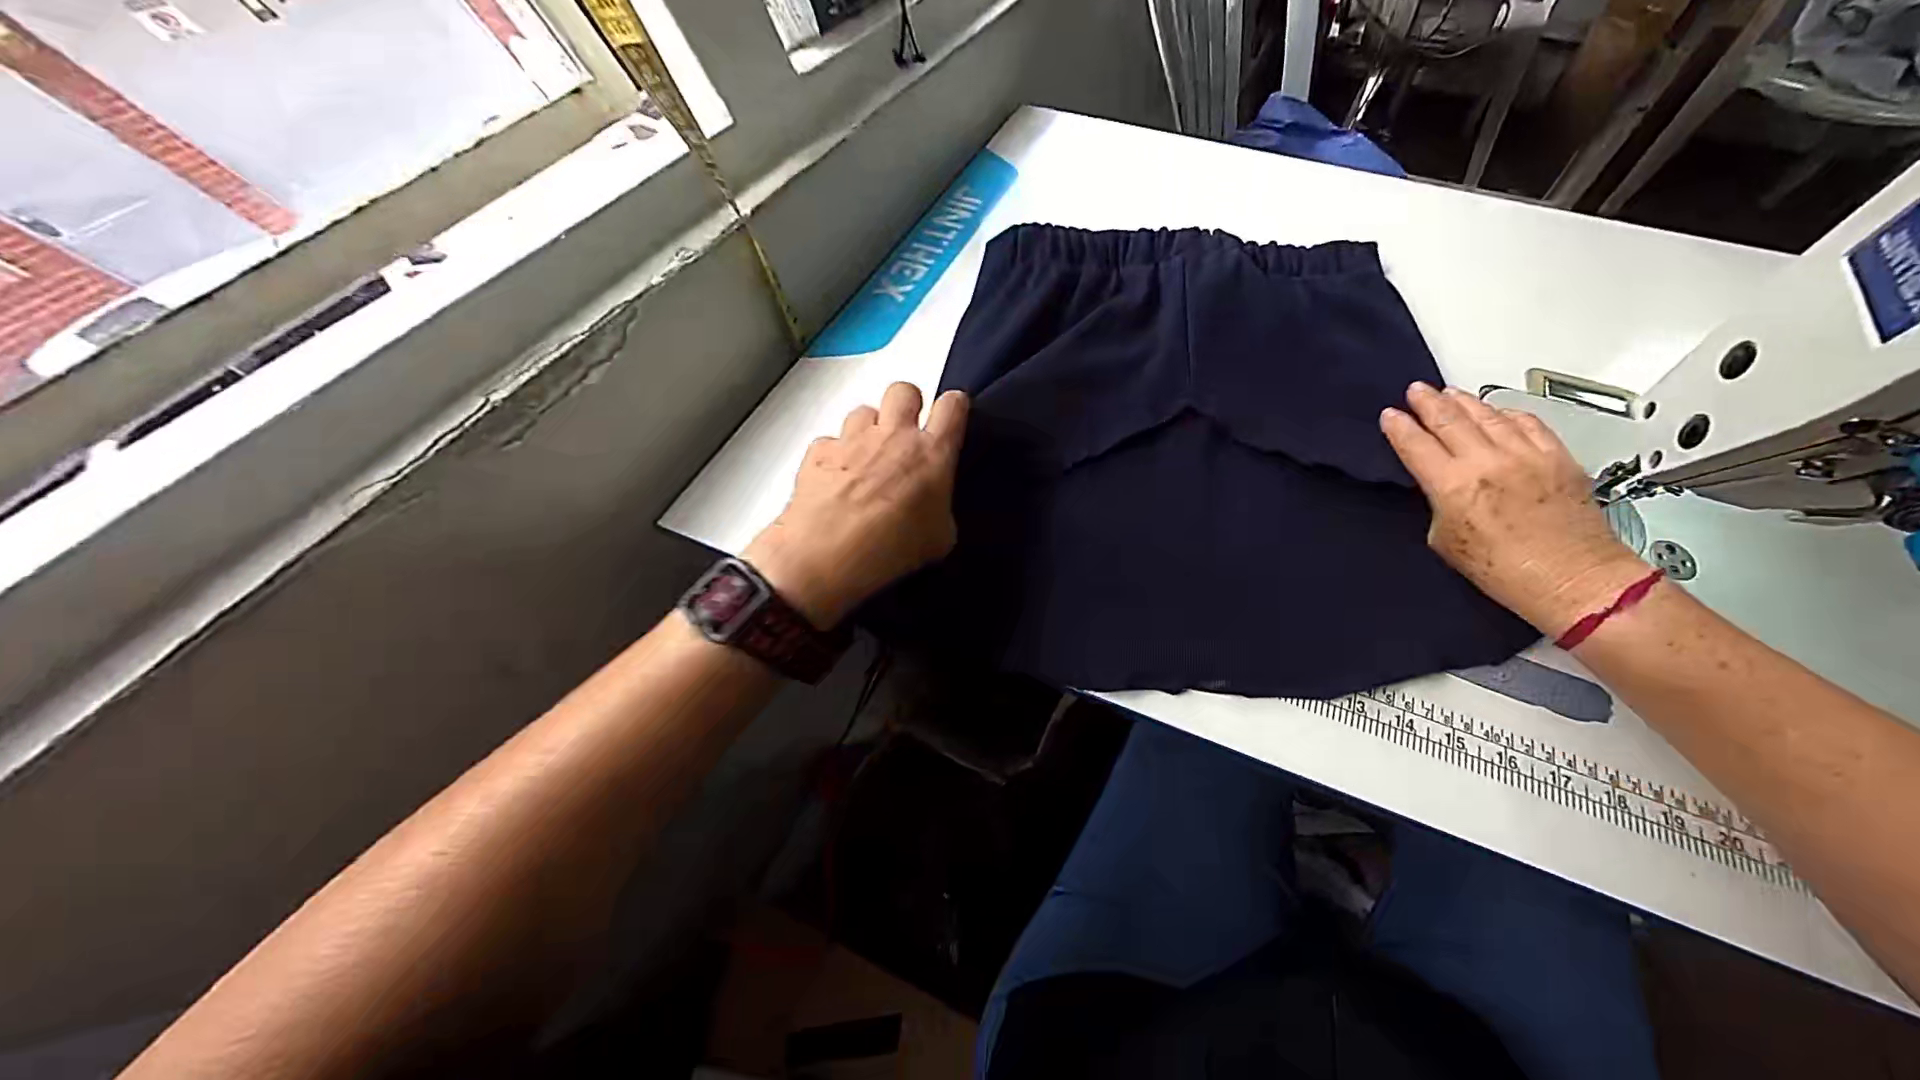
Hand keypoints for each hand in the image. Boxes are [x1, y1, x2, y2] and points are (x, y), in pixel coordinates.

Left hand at [742, 383, 968, 627]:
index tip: (952, 413)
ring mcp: (853, 440)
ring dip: (868, 428)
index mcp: (932, 454)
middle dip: (907, 403)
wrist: (828, 554)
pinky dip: (834, 455)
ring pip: (864, 410)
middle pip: (904, 390)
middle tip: (905, 431)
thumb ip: (940, 511)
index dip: (954, 406)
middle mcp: (893, 436)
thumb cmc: (888, 547)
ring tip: (867, 457)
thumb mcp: (938, 539)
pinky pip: (829, 440)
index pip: (953, 407)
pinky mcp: (819, 451)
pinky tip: (835, 478)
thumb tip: (933, 511)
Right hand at [1379, 382, 1650, 635]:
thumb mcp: (1445, 540)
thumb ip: (1439, 503)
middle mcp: (1488, 462)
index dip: (1399, 426)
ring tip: (1450, 393)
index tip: (1390, 415)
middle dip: (1429, 402)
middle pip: (1450, 419)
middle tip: (1417, 391)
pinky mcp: (1557, 457)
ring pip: (1488, 414)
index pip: (1416, 444)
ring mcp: (1526, 455)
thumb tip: (1441, 484)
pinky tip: (1498, 410)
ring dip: (1464, 401)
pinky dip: (1508, 412)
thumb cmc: (1506, 571)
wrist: (1571, 579)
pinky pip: (1528, 422)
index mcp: (1452, 486)